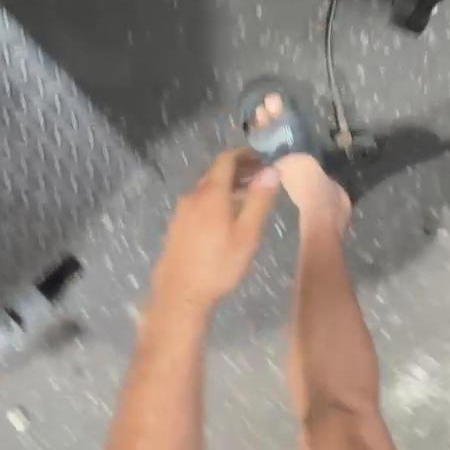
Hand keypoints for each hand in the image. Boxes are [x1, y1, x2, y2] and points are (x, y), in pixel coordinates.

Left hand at [148, 149, 281, 315]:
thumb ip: (259, 200)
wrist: (180, 294)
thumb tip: (272, 170)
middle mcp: (193, 195)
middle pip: (216, 172)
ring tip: (247, 197)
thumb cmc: (218, 265)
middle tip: (260, 178)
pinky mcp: (177, 225)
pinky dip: (215, 198)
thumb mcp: (247, 235)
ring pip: (206, 187)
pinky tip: (225, 216)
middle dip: (239, 170)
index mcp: (211, 193)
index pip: (226, 159)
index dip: (245, 154)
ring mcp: (181, 210)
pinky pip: (198, 201)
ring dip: (227, 185)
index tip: (262, 159)